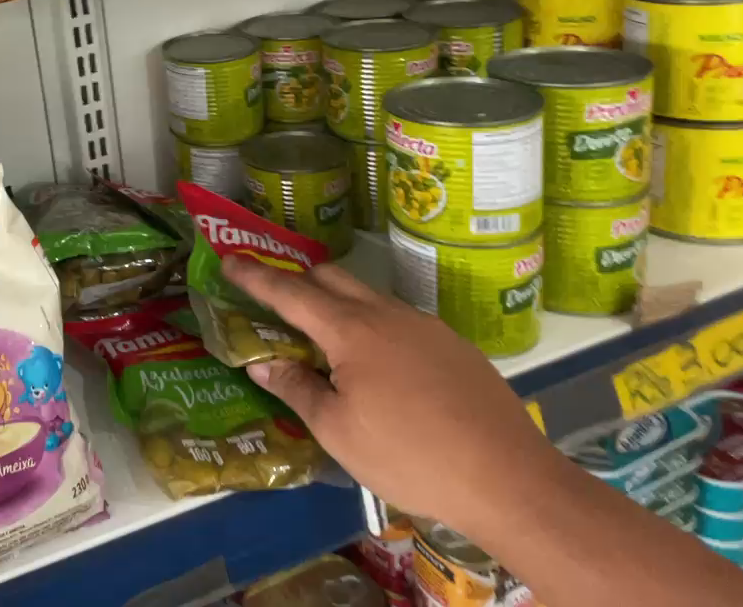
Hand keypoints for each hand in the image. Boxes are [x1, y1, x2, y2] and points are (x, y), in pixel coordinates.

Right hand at [220, 255, 571, 539]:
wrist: (514, 483)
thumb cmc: (411, 456)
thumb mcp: (337, 431)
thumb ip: (296, 388)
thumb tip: (264, 362)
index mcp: (350, 331)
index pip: (289, 292)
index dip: (254, 276)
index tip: (229, 259)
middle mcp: (386, 315)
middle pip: (331, 276)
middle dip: (296, 278)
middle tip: (272, 297)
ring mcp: (426, 328)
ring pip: (368, 296)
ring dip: (336, 303)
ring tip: (324, 337)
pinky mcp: (455, 347)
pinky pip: (399, 320)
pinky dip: (372, 326)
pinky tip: (379, 367)